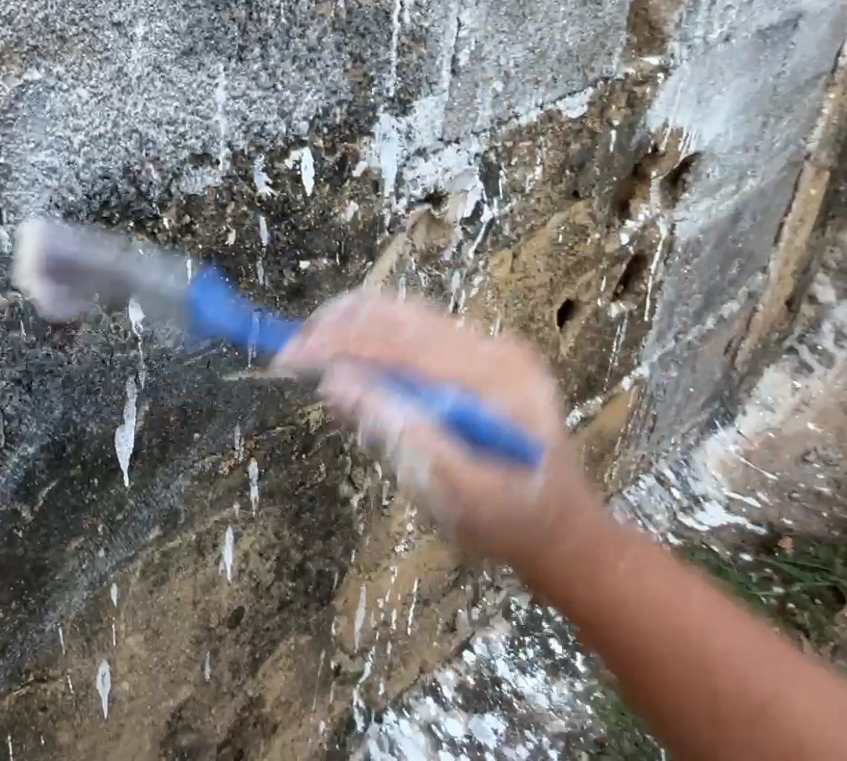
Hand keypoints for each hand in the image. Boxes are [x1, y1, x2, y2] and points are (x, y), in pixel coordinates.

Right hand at [274, 290, 607, 574]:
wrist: (561, 533)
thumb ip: (399, 432)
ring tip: (315, 369)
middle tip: (290, 358)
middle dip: (332, 329)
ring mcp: (483, 348)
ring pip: (393, 315)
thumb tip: (336, 383)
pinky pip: (403, 332)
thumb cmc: (509, 521)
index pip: (398, 342)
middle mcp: (492, 349)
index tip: (285, 359)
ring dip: (344, 335)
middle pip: (393, 314)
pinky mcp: (468, 355)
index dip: (334, 345)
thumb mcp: (453, 489)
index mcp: (497, 380)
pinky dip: (364, 346)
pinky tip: (351, 379)